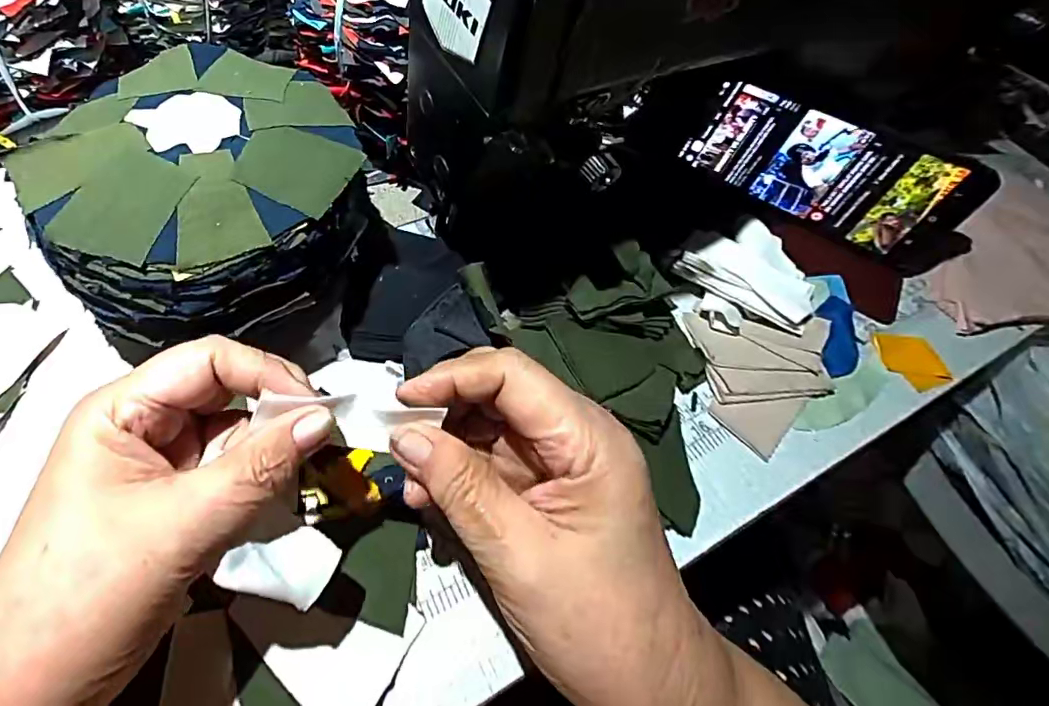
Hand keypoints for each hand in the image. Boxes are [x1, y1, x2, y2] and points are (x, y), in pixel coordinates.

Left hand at [0, 336, 334, 705]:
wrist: (27, 699)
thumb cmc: (74, 606)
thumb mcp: (180, 527)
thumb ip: (259, 468)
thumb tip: (322, 420)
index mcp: (120, 412)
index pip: (210, 361)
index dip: (265, 373)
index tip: (311, 406)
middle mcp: (141, 428)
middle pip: (227, 392)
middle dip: (273, 413)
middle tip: (315, 437)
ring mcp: (158, 466)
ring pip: (234, 432)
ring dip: (269, 451)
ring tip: (291, 476)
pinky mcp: (174, 501)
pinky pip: (232, 469)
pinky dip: (259, 480)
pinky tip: (271, 499)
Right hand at [392, 348, 792, 705]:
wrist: (649, 682)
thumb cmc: (598, 620)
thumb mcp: (520, 554)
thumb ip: (462, 489)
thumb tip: (406, 436)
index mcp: (586, 435)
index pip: (512, 374)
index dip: (454, 376)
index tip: (402, 399)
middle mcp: (577, 434)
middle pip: (502, 394)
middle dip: (447, 412)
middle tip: (399, 441)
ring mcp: (564, 462)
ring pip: (494, 429)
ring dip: (449, 448)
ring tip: (412, 480)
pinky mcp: (550, 489)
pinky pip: (497, 464)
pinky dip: (462, 476)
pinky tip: (432, 498)